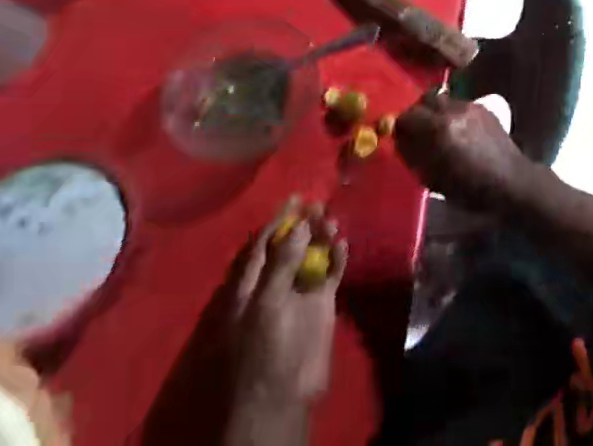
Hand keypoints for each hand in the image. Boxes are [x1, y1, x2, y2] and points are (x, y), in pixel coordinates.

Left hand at [224, 201, 347, 415]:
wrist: (280, 395)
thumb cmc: (261, 349)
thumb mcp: (265, 302)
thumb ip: (282, 262)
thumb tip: (300, 223)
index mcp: (249, 283)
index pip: (262, 243)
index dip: (278, 220)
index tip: (295, 197)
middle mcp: (273, 282)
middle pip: (290, 244)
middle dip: (304, 223)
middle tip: (319, 204)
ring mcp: (298, 292)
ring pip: (312, 254)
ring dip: (322, 236)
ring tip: (332, 223)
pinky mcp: (321, 303)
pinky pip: (331, 272)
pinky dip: (338, 258)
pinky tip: (343, 245)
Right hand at [394, 93, 544, 210]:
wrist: (511, 181)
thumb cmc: (471, 188)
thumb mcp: (434, 179)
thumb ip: (413, 156)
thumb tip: (400, 141)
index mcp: (440, 129)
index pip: (407, 116)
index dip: (400, 127)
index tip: (400, 137)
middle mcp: (454, 111)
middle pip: (424, 101)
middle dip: (417, 114)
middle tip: (416, 132)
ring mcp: (470, 106)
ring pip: (442, 99)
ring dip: (434, 112)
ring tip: (437, 131)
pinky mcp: (483, 107)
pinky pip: (458, 104)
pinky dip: (451, 114)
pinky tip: (456, 131)